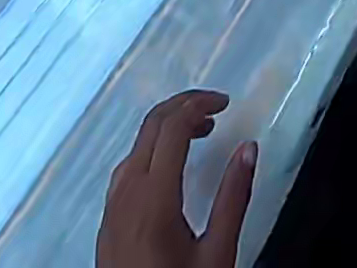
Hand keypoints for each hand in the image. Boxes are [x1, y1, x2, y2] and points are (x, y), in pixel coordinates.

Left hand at [98, 90, 256, 267]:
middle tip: (215, 108)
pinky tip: (171, 164)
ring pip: (138, 142)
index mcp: (153, 195)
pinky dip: (152, 148)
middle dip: (184, 105)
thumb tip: (249, 148)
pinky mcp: (107, 218)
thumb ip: (234, 198)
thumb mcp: (217, 256)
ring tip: (201, 133)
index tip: (225, 103)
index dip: (199, 103)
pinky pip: (128, 165)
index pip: (173, 126)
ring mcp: (112, 203)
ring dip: (168, 126)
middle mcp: (127, 190)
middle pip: (152, 124)